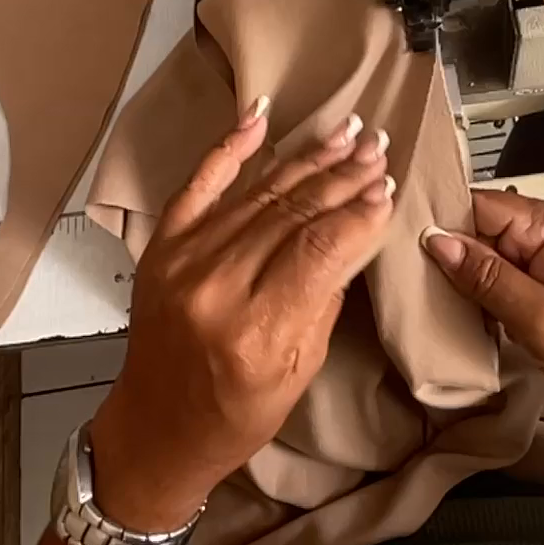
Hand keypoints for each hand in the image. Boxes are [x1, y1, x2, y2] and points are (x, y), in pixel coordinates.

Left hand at [87, 99, 395, 530]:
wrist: (155, 427)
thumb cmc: (236, 411)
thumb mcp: (303, 367)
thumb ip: (326, 291)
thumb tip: (356, 225)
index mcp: (256, 330)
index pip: (321, 247)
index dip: (359, 211)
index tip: (387, 186)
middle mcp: (215, 286)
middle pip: (293, 211)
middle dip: (343, 175)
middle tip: (377, 147)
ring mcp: (182, 259)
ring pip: (259, 191)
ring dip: (308, 158)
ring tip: (347, 132)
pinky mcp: (162, 244)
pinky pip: (199, 182)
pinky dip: (230, 146)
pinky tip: (260, 117)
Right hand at [420, 190, 543, 437]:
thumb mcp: (541, 317)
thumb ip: (487, 277)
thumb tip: (435, 239)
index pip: (480, 204)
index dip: (442, 219)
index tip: (402, 239)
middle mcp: (542, 230)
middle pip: (477, 225)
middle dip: (446, 249)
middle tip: (407, 273)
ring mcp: (540, 256)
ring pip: (481, 251)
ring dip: (458, 273)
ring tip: (422, 290)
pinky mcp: (537, 281)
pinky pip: (494, 274)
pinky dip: (475, 290)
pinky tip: (453, 307)